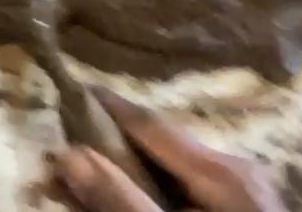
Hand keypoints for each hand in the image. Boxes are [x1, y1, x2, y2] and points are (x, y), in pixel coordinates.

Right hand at [54, 90, 285, 211]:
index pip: (142, 118)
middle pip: (153, 142)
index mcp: (221, 170)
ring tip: (90, 191)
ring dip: (127, 176)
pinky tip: (134, 205)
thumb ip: (119, 203)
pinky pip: (187, 190)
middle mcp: (236, 168)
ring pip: (168, 167)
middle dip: (106, 151)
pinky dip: (154, 194)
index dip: (95, 108)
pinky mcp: (248, 210)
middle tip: (62, 166)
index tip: (53, 100)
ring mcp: (247, 191)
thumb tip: (65, 154)